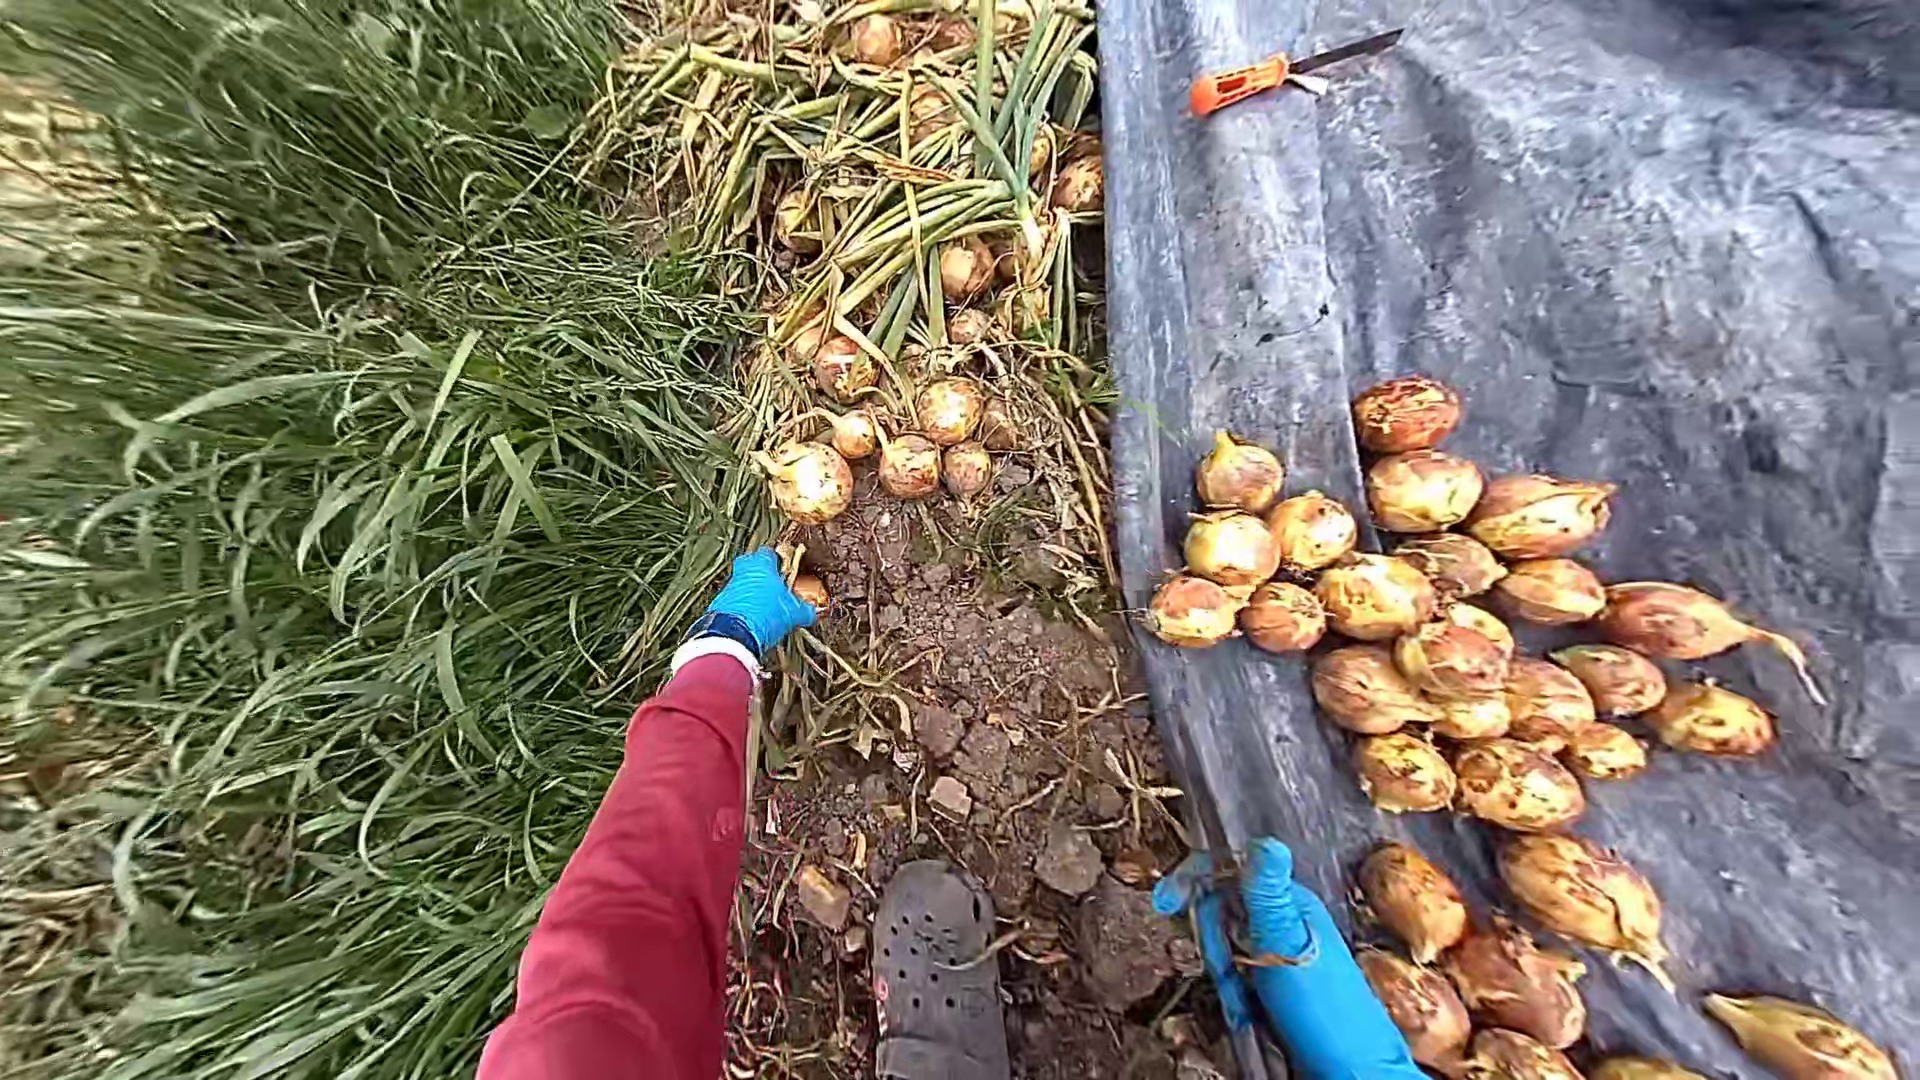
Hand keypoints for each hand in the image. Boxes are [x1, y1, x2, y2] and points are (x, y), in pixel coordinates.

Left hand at [706, 548, 815, 653]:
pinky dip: (743, 610)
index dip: (779, 562)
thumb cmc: (764, 614)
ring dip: (753, 595)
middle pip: (752, 567)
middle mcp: (742, 573)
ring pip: (743, 586)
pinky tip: (754, 622)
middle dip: (763, 576)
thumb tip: (810, 612)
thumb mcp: (794, 612)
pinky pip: (734, 604)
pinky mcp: (719, 607)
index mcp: (760, 565)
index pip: (770, 553)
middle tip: (775, 589)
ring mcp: (728, 590)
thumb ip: (804, 609)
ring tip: (767, 611)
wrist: (734, 636)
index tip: (787, 572)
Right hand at [1152, 838, 1422, 1079]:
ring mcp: (1274, 954)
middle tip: (1222, 971)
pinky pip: (1232, 975)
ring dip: (1220, 971)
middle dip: (1210, 939)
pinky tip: (1244, 1013)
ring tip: (1240, 1001)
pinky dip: (1230, 994)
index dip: (1190, 879)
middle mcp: (1279, 920)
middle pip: (1217, 907)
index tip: (1163, 902)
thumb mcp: (1289, 943)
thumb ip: (1268, 891)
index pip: (1225, 868)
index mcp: (1286, 900)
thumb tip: (1265, 840)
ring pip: (1221, 943)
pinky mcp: (1270, 986)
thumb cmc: (1327, 1014)